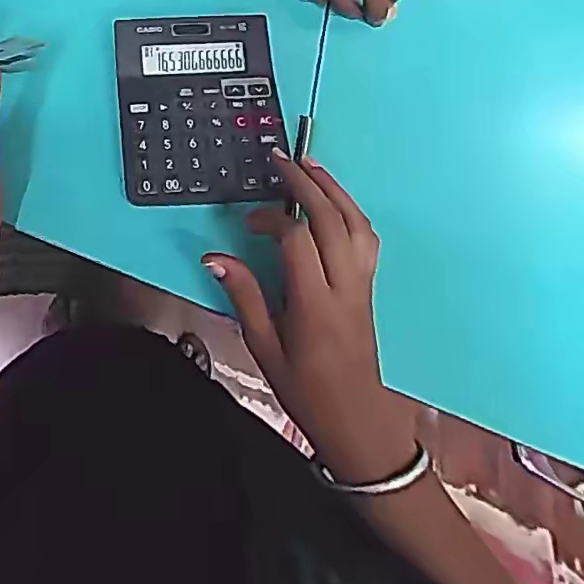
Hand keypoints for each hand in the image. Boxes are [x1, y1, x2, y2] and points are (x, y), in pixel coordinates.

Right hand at [203, 150, 416, 480]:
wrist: (359, 424)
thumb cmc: (306, 389)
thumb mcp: (263, 347)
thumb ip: (242, 296)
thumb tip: (214, 257)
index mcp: (315, 303)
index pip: (297, 240)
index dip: (271, 219)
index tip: (248, 223)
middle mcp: (345, 287)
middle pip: (332, 220)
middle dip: (307, 184)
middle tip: (282, 159)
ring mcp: (363, 286)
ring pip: (357, 224)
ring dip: (334, 190)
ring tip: (311, 166)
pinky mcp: (369, 288)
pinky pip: (366, 239)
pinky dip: (350, 211)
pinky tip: (333, 202)